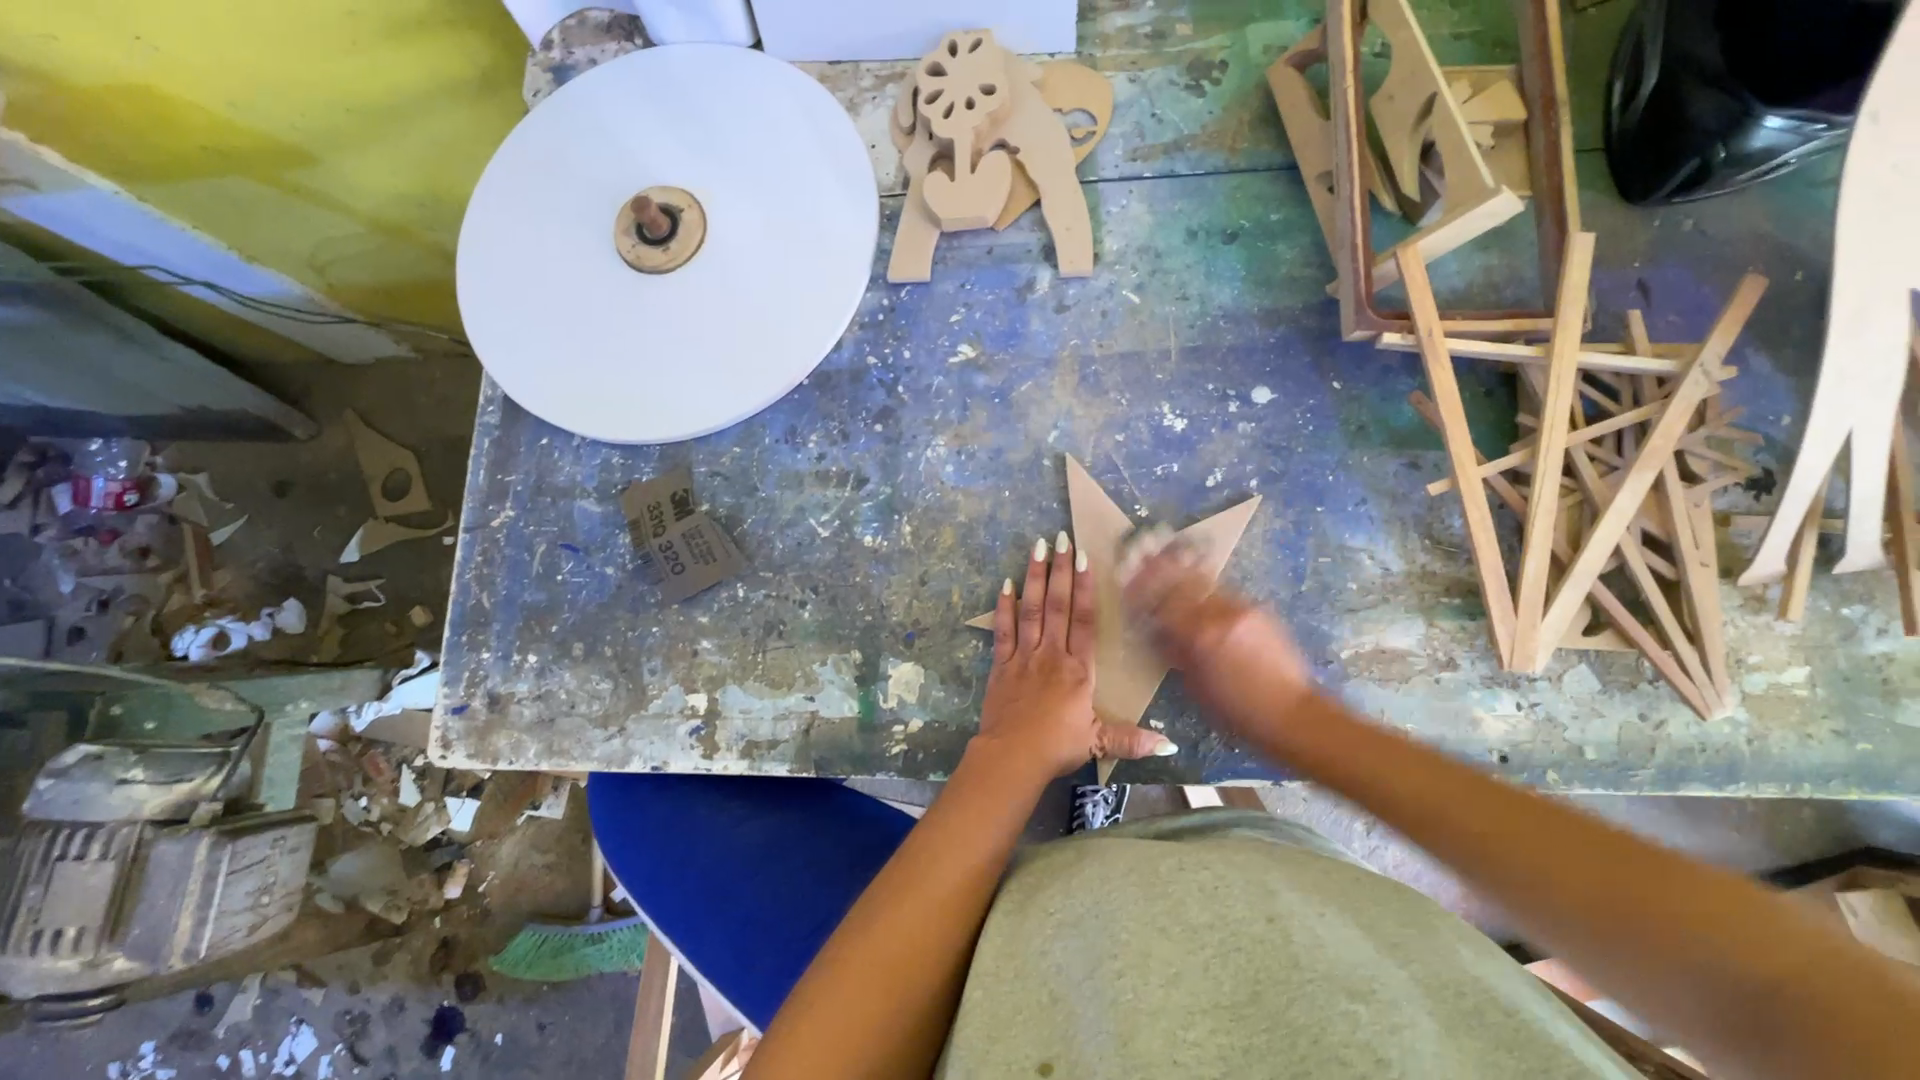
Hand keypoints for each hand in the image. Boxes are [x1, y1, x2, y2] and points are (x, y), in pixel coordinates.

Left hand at [976, 531, 1175, 776]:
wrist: (1012, 756)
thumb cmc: (1057, 747)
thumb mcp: (1098, 741)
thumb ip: (1132, 739)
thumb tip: (1170, 743)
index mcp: (1079, 670)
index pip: (1085, 621)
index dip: (1086, 588)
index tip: (1085, 558)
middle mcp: (1052, 655)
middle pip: (1058, 605)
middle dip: (1061, 570)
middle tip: (1061, 537)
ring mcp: (1024, 657)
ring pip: (1031, 610)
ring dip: (1034, 577)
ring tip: (1036, 547)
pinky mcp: (1001, 666)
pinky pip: (1003, 630)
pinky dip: (1003, 606)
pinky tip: (1005, 583)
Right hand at [1116, 528, 1314, 736]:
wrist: (1293, 714)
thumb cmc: (1238, 712)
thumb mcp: (1196, 686)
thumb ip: (1175, 653)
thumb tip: (1159, 633)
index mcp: (1200, 635)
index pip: (1162, 601)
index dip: (1141, 588)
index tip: (1126, 580)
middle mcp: (1221, 613)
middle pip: (1183, 579)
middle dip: (1159, 567)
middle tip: (1142, 555)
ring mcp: (1243, 608)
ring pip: (1205, 581)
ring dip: (1183, 573)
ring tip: (1166, 560)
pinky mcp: (1260, 610)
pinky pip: (1225, 594)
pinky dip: (1207, 590)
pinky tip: (1199, 593)